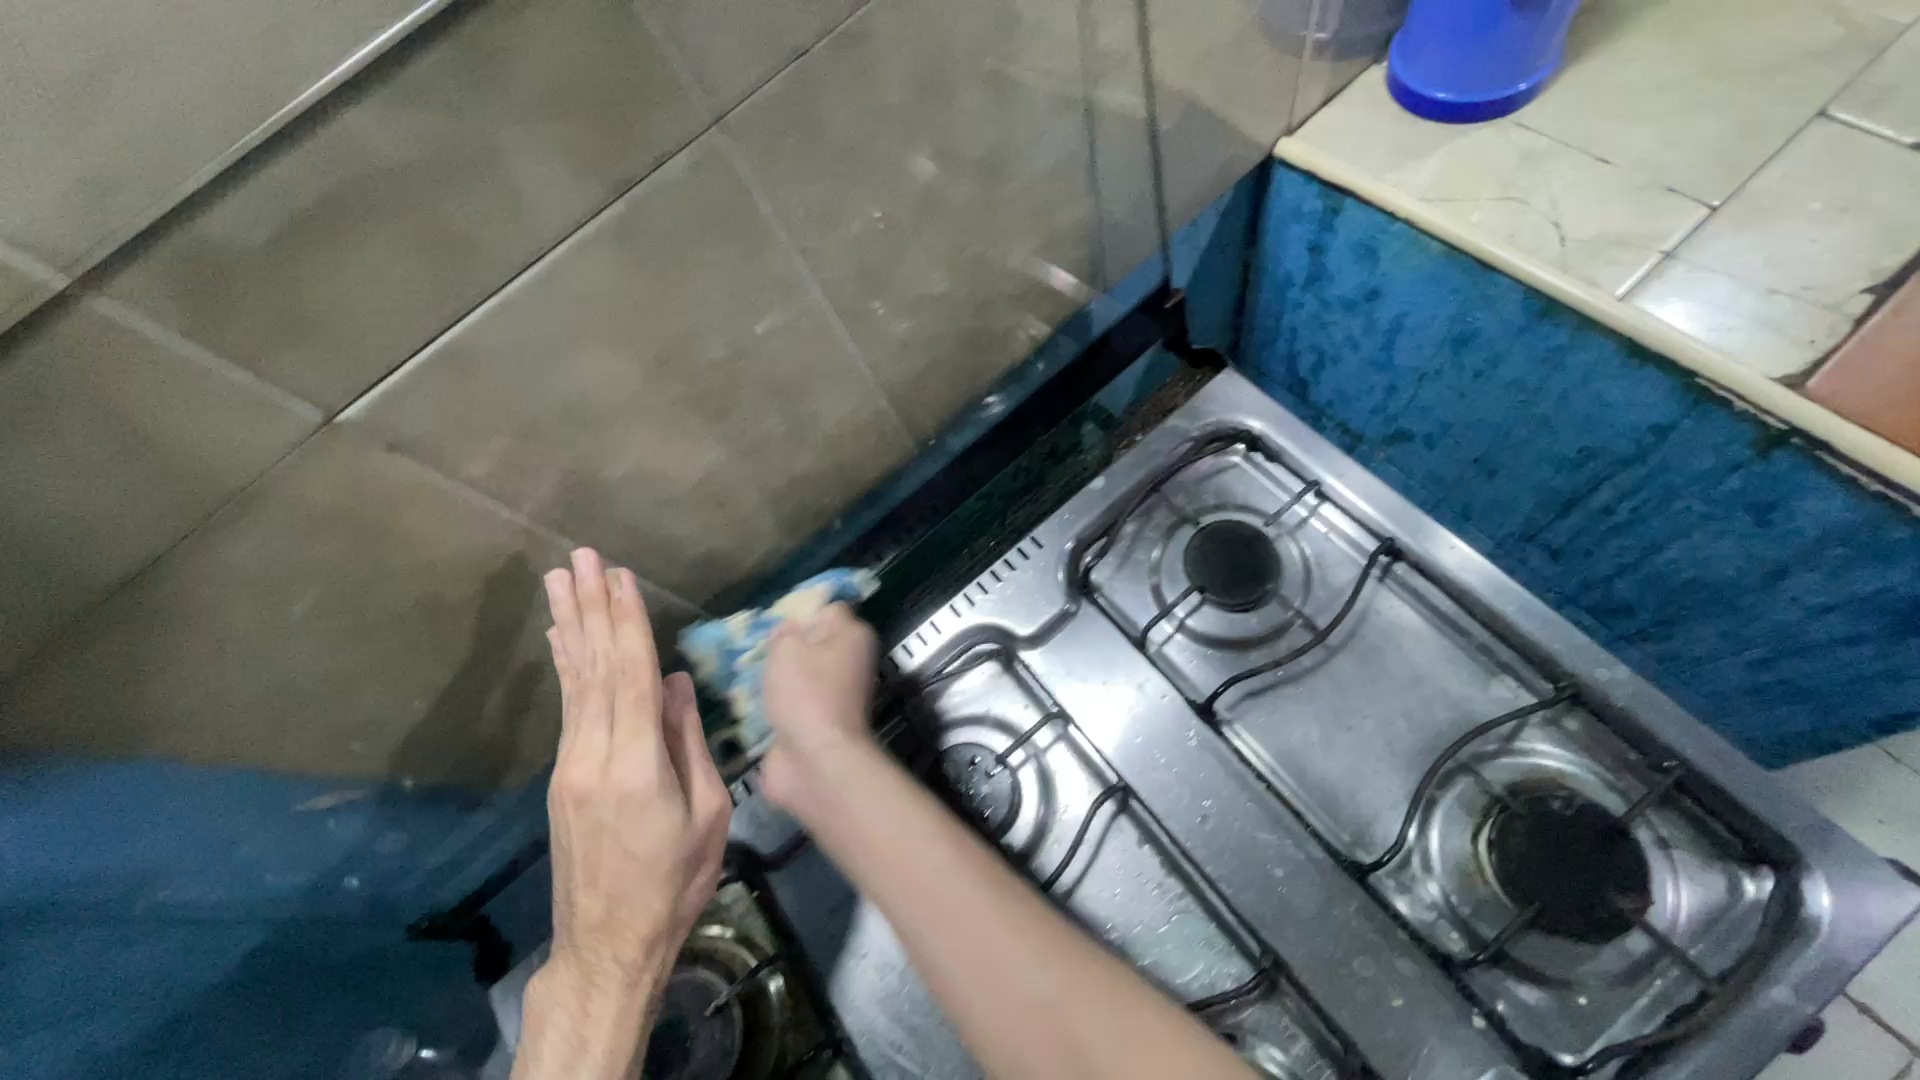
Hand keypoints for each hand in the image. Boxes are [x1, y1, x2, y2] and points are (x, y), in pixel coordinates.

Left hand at [537, 548, 729, 1002]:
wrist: (608, 942)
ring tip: (560, 581)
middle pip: (595, 667)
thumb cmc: (675, 881)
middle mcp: (593, 754)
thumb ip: (688, 744)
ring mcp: (570, 766)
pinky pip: (568, 707)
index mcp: (636, 763)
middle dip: (591, 608)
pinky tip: (561, 641)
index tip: (621, 576)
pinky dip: (566, 666)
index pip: (632, 676)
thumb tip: (677, 683)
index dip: (627, 622)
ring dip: (570, 626)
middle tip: (581, 557)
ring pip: (574, 682)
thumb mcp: (706, 814)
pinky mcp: (562, 778)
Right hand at [757, 603, 880, 814]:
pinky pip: (792, 701)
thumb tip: (790, 631)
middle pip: (812, 642)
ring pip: (799, 673)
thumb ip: (785, 632)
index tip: (776, 623)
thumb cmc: (806, 694)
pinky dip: (774, 703)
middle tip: (757, 650)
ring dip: (775, 676)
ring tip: (747, 675)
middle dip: (784, 646)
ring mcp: (834, 694)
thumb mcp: (788, 648)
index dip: (801, 612)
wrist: (816, 761)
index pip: (828, 610)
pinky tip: (749, 702)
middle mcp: (849, 662)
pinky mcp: (817, 721)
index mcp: (852, 636)